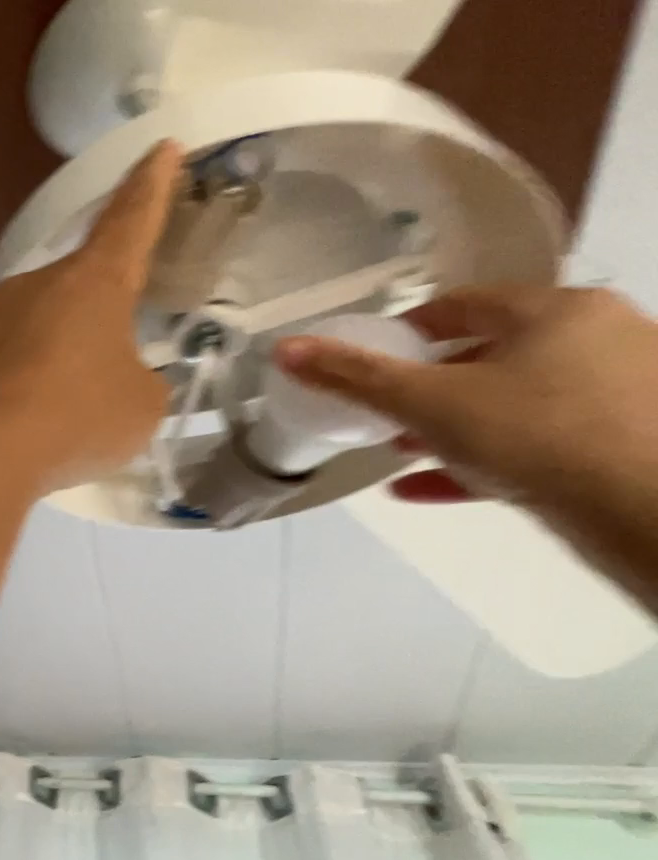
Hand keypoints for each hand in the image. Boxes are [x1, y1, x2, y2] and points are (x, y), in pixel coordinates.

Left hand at [0, 141, 181, 489]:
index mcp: (91, 283)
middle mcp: (27, 288)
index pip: (129, 221)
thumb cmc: (72, 419)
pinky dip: (0, 388)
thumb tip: (112, 379)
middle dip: (83, 325)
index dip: (149, 188)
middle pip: (67, 292)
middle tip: (92, 371)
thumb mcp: (137, 406)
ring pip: (22, 331)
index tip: (158, 150)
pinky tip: (4, 426)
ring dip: (38, 361)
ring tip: (45, 414)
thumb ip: (134, 381)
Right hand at [274, 286, 657, 516]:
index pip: (462, 305)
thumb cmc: (533, 433)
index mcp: (558, 312)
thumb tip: (285, 348)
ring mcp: (622, 389)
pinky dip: (479, 458)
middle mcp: (602, 336)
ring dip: (450, 423)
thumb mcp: (425, 402)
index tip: (367, 363)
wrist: (647, 507)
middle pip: (488, 352)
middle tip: (382, 412)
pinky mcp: (624, 440)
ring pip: (513, 399)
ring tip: (401, 451)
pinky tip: (423, 486)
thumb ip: (352, 376)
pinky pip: (535, 442)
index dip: (403, 332)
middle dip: (426, 385)